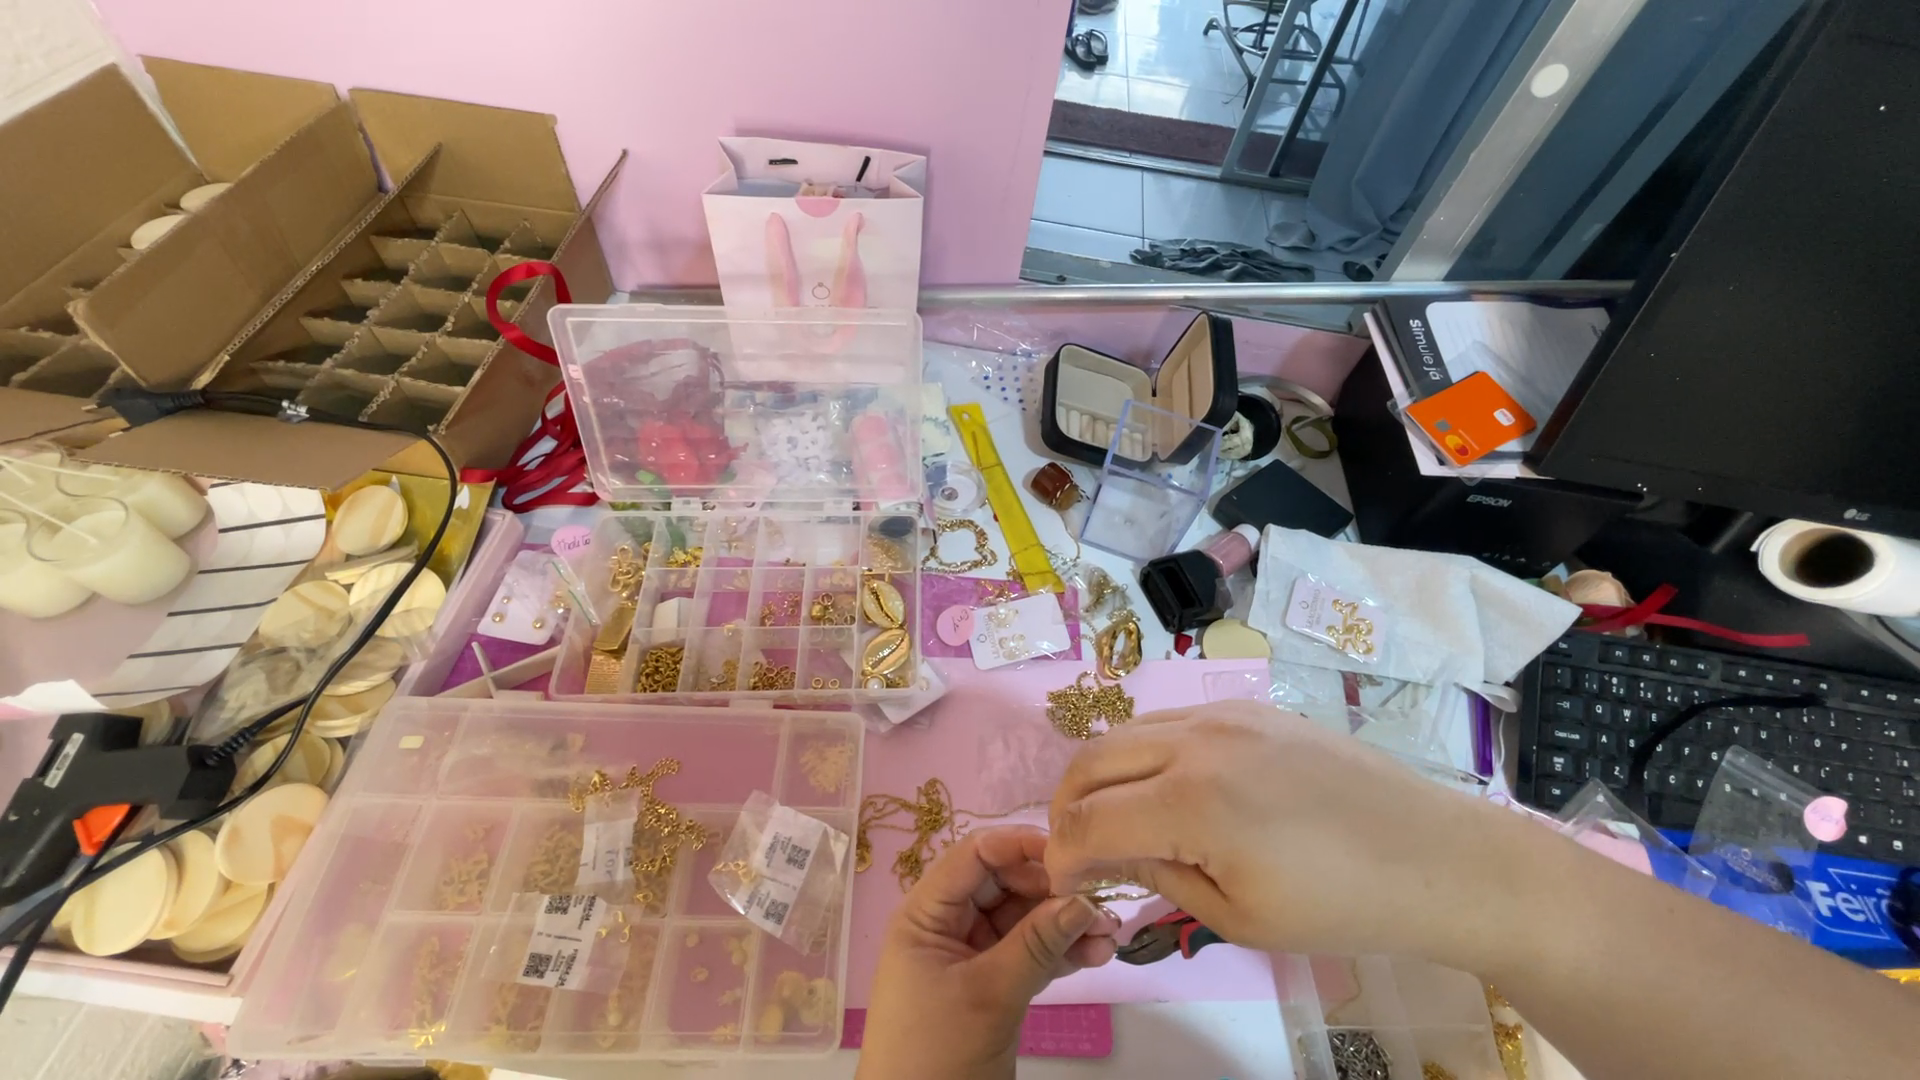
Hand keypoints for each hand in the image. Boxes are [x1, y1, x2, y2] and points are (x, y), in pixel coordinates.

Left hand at [857, 826, 1121, 1079]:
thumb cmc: (935, 1053)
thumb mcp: (987, 994)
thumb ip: (1036, 943)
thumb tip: (1084, 900)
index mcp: (927, 912)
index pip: (975, 856)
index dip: (1020, 845)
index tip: (1070, 852)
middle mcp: (948, 924)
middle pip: (1005, 884)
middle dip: (1052, 891)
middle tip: (1100, 903)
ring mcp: (972, 955)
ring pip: (1023, 920)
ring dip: (1064, 923)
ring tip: (1110, 934)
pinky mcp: (992, 985)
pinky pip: (1030, 953)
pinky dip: (1061, 952)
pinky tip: (1095, 953)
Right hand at [1045, 701, 1523, 965]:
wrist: (1437, 857)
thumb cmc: (1341, 906)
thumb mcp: (1239, 917)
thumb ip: (1159, 876)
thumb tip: (1107, 856)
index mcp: (1191, 802)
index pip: (1090, 822)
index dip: (1064, 856)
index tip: (1065, 883)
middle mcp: (1195, 741)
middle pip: (1092, 760)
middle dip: (1066, 805)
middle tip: (1075, 846)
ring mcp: (1223, 713)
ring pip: (1125, 730)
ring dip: (1101, 773)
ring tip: (1110, 813)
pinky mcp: (1248, 706)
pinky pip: (1169, 720)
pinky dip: (1143, 750)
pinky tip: (1161, 784)